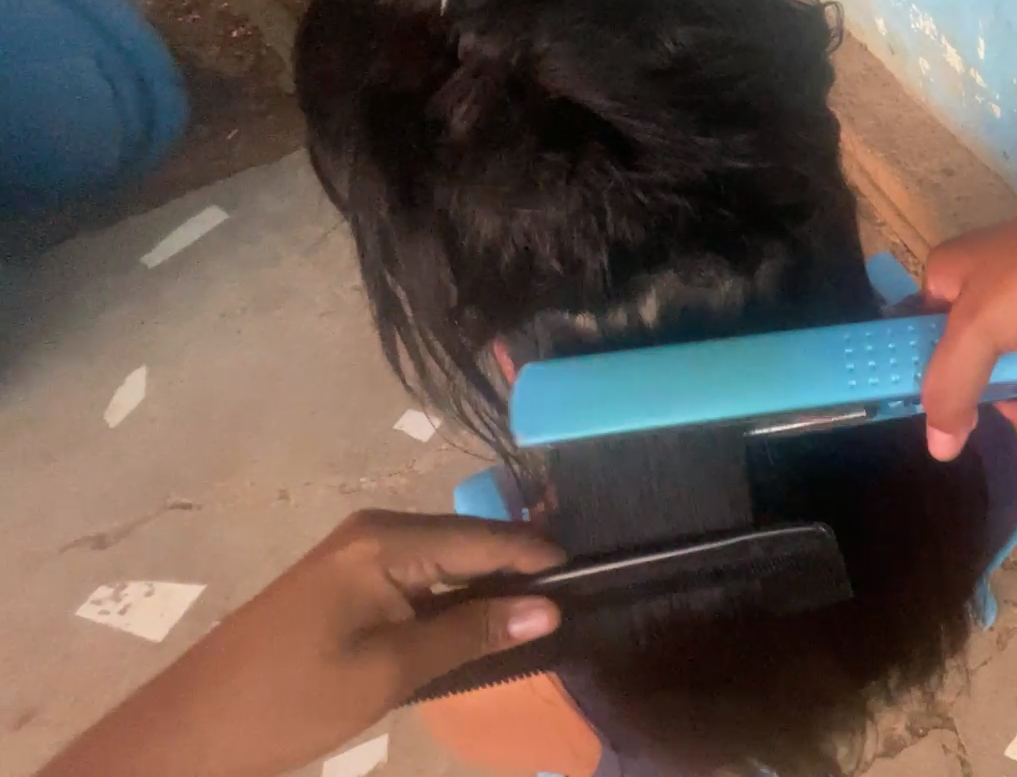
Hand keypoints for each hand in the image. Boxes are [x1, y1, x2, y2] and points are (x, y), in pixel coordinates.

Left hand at [38, 511, 563, 776]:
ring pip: (450, 554)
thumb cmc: (284, 704)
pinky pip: (423, 569)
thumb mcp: (388, 672)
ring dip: (486, 582)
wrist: (170, 746)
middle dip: (517, 568)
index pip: (488, 538)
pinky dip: (454, 591)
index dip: (539, 559)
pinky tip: (474, 614)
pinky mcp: (348, 573)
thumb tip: (551, 609)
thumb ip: (473, 633)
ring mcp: (360, 548)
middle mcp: (379, 528)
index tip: (589, 578)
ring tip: (530, 609)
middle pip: (472, 539)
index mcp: (388, 540)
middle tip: (564, 599)